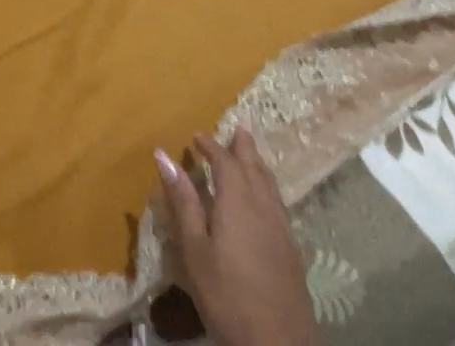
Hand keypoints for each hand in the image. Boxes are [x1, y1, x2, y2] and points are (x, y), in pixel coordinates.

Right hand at [155, 130, 320, 345]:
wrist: (277, 343)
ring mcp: (282, 231)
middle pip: (255, 169)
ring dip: (258, 166)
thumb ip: (183, 200)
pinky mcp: (291, 251)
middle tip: (237, 129)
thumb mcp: (194, 247)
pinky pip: (278, 204)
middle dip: (244, 148)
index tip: (196, 136)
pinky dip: (267, 188)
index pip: (226, 163)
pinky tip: (264, 199)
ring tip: (250, 155)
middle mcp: (264, 209)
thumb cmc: (225, 293)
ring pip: (271, 186)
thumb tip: (163, 155)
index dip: (211, 146)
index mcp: (238, 204)